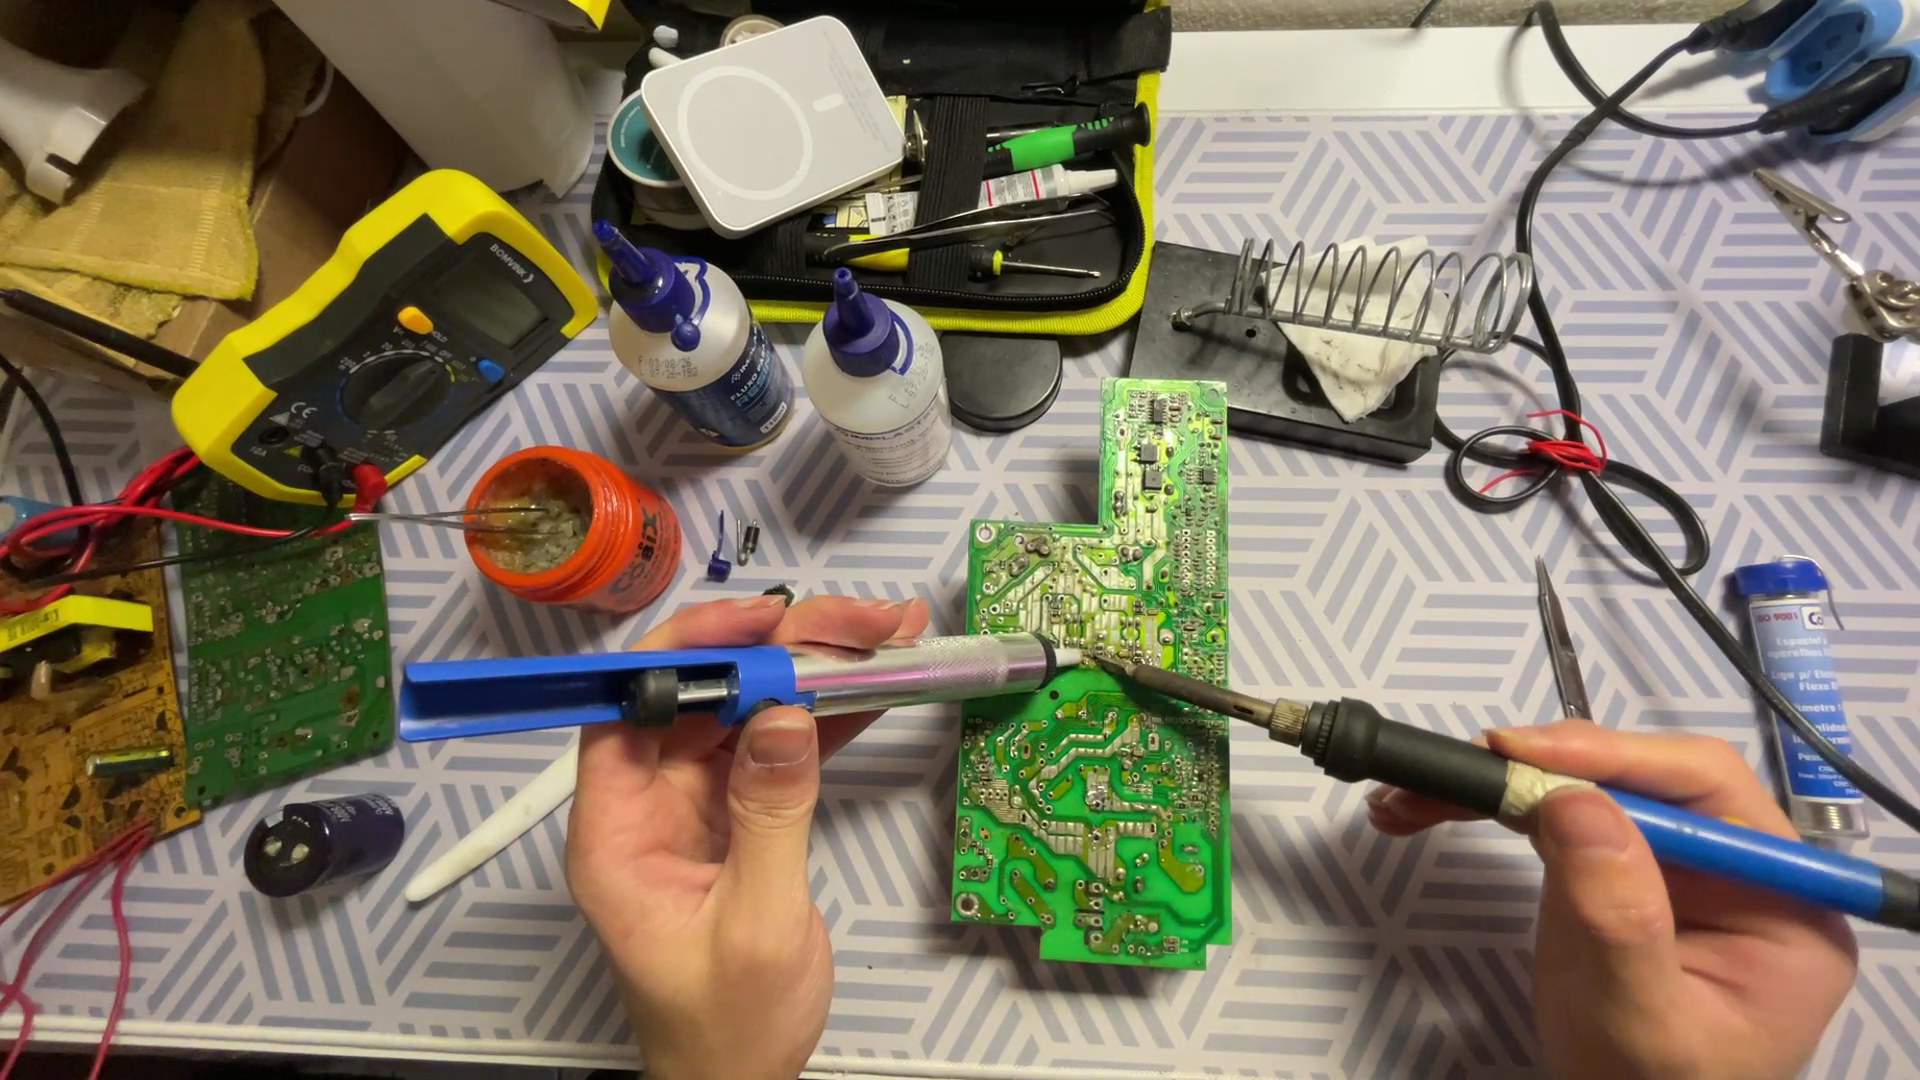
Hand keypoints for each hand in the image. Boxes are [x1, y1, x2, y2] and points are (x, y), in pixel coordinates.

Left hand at [566, 594, 930, 1079]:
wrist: (747, 1078)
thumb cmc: (730, 1025)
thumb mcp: (754, 925)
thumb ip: (769, 818)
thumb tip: (784, 714)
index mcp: (620, 828)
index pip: (630, 709)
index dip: (689, 650)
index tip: (763, 620)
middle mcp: (656, 797)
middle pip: (709, 693)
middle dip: (785, 648)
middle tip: (863, 624)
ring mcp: (705, 797)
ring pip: (755, 706)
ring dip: (819, 669)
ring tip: (888, 637)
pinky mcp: (748, 806)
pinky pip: (787, 742)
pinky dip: (832, 712)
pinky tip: (877, 686)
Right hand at [1367, 721, 1856, 1079]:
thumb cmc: (1647, 1079)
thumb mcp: (1639, 1011)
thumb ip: (1619, 914)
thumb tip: (1574, 801)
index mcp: (1773, 894)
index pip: (1700, 785)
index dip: (1609, 754)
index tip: (1516, 751)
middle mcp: (1719, 860)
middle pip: (1622, 773)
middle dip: (1528, 766)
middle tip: (1451, 770)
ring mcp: (1653, 856)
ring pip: (1565, 784)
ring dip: (1482, 782)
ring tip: (1405, 794)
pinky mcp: (1596, 859)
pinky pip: (1534, 810)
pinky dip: (1472, 804)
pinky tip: (1417, 808)